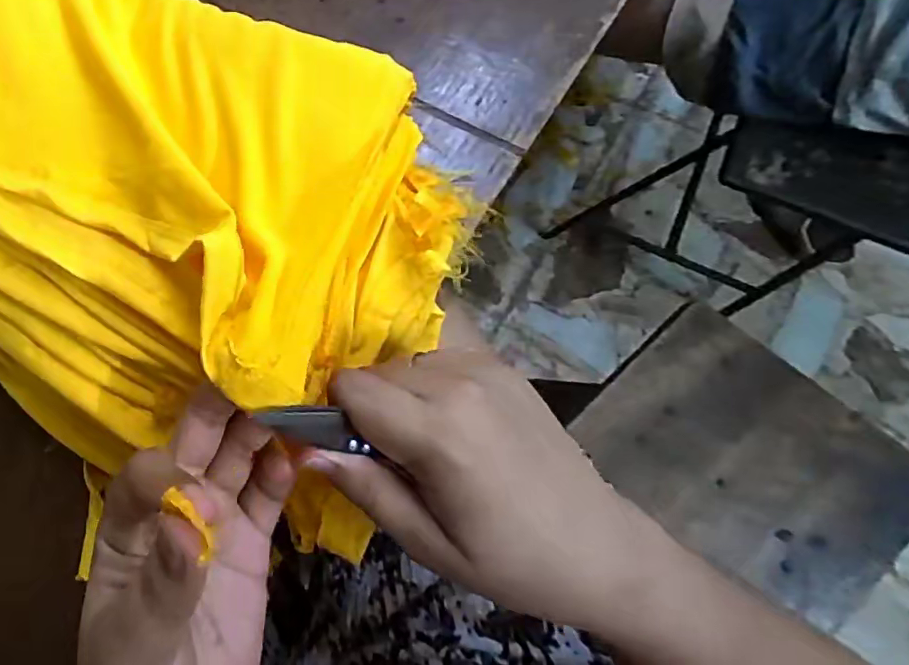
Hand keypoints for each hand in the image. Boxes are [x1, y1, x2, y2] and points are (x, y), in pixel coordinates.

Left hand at [79, 385, 296, 664]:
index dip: (168, 472)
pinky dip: (283, 470)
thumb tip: (187, 514)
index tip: (198, 498)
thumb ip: (166, 576)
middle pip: (196, 441)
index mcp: (132, 516)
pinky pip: (266, 493)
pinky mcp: (252, 537)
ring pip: (237, 456)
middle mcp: (174, 500)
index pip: (144, 471)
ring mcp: (216, 516)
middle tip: (254, 373)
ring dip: (259, 428)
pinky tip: (299, 451)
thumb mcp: (141, 631)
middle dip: (221, 407)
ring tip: (286, 402)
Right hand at [300, 350, 673, 633]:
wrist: (601, 546)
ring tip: (427, 433)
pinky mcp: (496, 358)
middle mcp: (457, 381)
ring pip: (400, 358)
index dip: (337, 414)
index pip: (351, 387)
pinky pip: (434, 348)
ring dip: (396, 388)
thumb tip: (307, 450)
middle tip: (395, 452)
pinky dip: (424, 372)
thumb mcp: (431, 546)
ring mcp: (480, 363)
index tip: (353, 447)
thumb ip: (367, 489)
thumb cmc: (511, 560)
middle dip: (368, 405)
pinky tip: (449, 410)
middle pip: (374, 370)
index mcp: (440, 433)